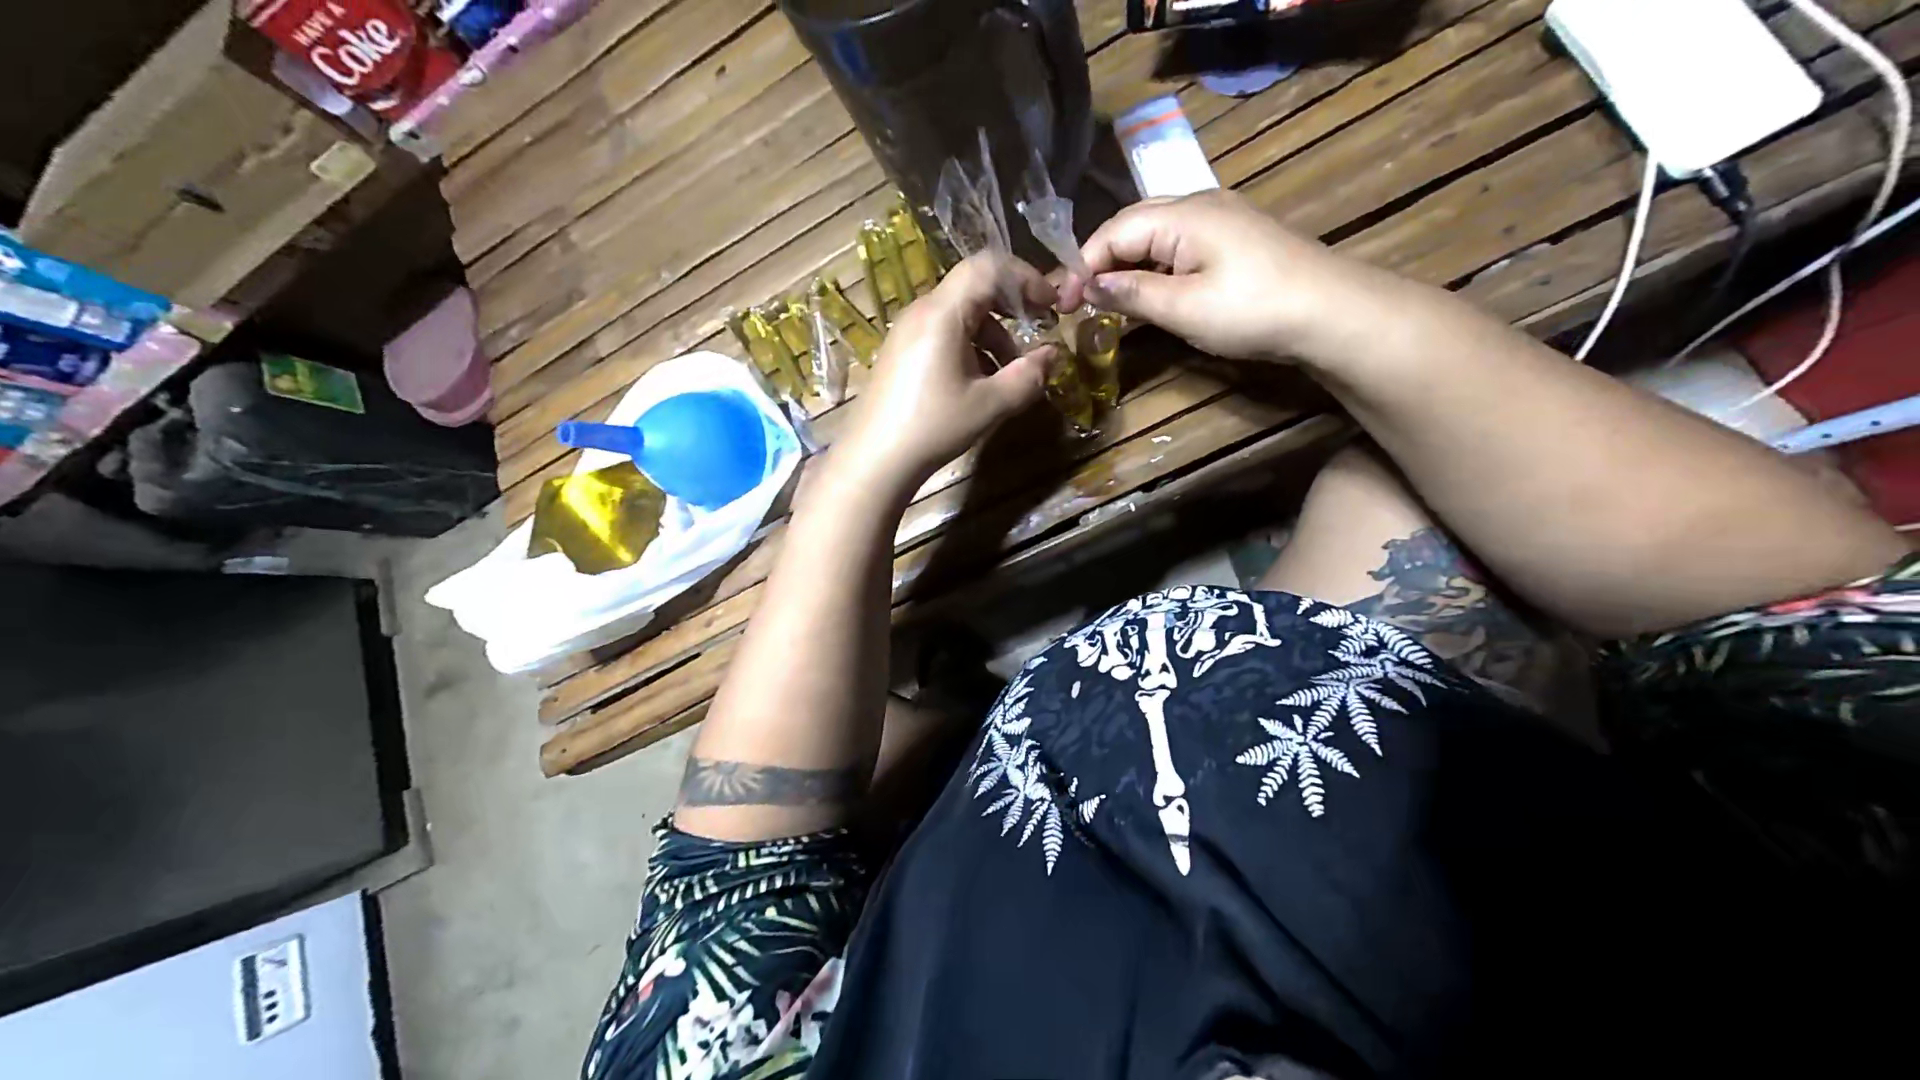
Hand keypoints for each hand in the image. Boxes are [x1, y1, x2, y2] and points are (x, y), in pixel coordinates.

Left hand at [832, 255, 1054, 492]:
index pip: (988, 267)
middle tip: (1039, 328)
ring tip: (1011, 370)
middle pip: (974, 288)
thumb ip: (1028, 376)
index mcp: (942, 313)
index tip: (1051, 305)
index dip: (1026, 278)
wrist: (875, 460)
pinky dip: (970, 346)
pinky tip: (980, 381)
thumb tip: (1053, 355)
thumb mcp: (990, 405)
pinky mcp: (901, 352)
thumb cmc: (933, 427)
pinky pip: (943, 333)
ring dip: (993, 333)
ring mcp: (907, 331)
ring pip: (960, 314)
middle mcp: (922, 312)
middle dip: (1012, 305)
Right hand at [1057, 190, 1368, 363]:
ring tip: (1105, 300)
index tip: (1061, 304)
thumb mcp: (1183, 308)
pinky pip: (1177, 245)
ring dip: (1125, 265)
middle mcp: (1198, 205)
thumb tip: (1090, 286)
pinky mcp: (1233, 239)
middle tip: (1077, 301)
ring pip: (1154, 234)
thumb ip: (1132, 294)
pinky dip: (1152, 267)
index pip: (1114, 231)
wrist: (1330, 312)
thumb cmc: (1252, 310)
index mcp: (1183, 215)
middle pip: (1131, 225)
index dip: (1083, 266)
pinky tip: (1146, 293)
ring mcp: (1219, 219)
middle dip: (1100, 261)